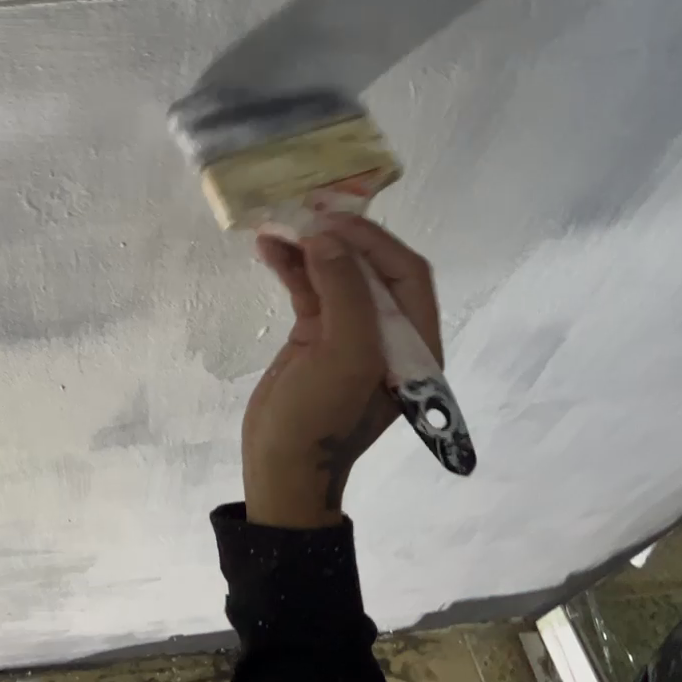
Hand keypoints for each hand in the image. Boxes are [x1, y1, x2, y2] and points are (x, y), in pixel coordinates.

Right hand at [243, 213, 442, 528]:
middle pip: (371, 267)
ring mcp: (350, 332)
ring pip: (336, 273)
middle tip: (301, 213)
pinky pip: (309, 288)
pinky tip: (267, 248)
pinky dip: (290, 265)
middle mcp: (388, 332)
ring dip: (309, 247)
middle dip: (338, 237)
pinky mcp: (316, 334)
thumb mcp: (344, 360)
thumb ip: (345, 295)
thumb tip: (326, 238)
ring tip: (276, 226)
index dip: (372, 242)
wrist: (280, 468)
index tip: (329, 222)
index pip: (406, 273)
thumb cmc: (320, 421)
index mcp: (414, 342)